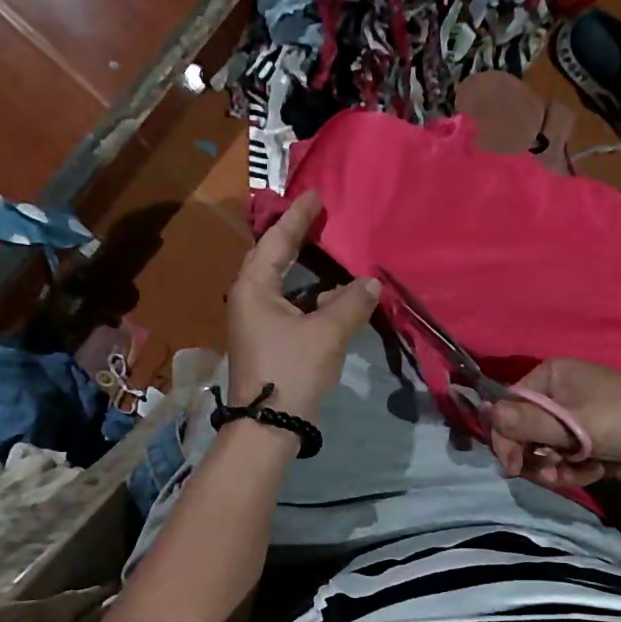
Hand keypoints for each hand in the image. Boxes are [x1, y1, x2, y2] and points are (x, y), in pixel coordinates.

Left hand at [226, 191, 380, 422]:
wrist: (269, 425)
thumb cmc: (292, 370)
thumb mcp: (326, 333)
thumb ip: (351, 303)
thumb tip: (371, 282)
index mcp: (254, 287)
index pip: (277, 240)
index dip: (299, 217)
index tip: (317, 196)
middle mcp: (249, 299)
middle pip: (274, 259)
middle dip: (297, 240)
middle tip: (321, 219)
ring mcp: (256, 322)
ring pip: (285, 287)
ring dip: (309, 275)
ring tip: (335, 258)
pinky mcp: (268, 343)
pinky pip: (291, 308)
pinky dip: (312, 300)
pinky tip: (335, 301)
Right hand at [488, 359, 620, 488]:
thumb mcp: (573, 424)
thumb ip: (525, 421)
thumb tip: (481, 410)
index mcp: (550, 378)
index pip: (508, 408)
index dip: (506, 439)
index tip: (514, 467)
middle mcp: (556, 395)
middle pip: (523, 434)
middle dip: (538, 459)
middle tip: (554, 473)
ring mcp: (572, 420)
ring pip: (542, 453)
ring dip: (558, 469)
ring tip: (583, 471)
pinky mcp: (586, 442)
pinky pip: (563, 461)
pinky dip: (576, 470)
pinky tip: (598, 470)